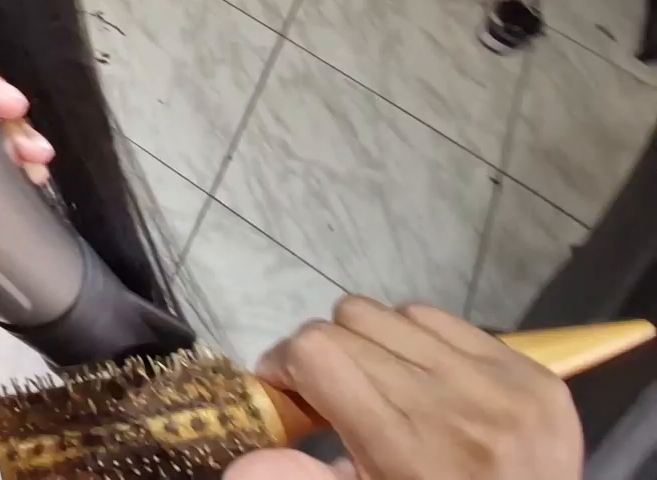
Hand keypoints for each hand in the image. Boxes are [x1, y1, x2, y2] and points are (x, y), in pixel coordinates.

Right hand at [223, 297, 582, 479]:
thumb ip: (303, 474)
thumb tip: (240, 465)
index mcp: (409, 452)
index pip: (314, 353)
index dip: (285, 362)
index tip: (288, 387)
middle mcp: (458, 411)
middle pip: (337, 326)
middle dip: (322, 353)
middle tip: (338, 388)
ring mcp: (501, 388)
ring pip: (376, 311)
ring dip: (366, 339)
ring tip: (387, 380)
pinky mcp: (533, 374)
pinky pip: (430, 315)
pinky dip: (413, 336)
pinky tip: (431, 376)